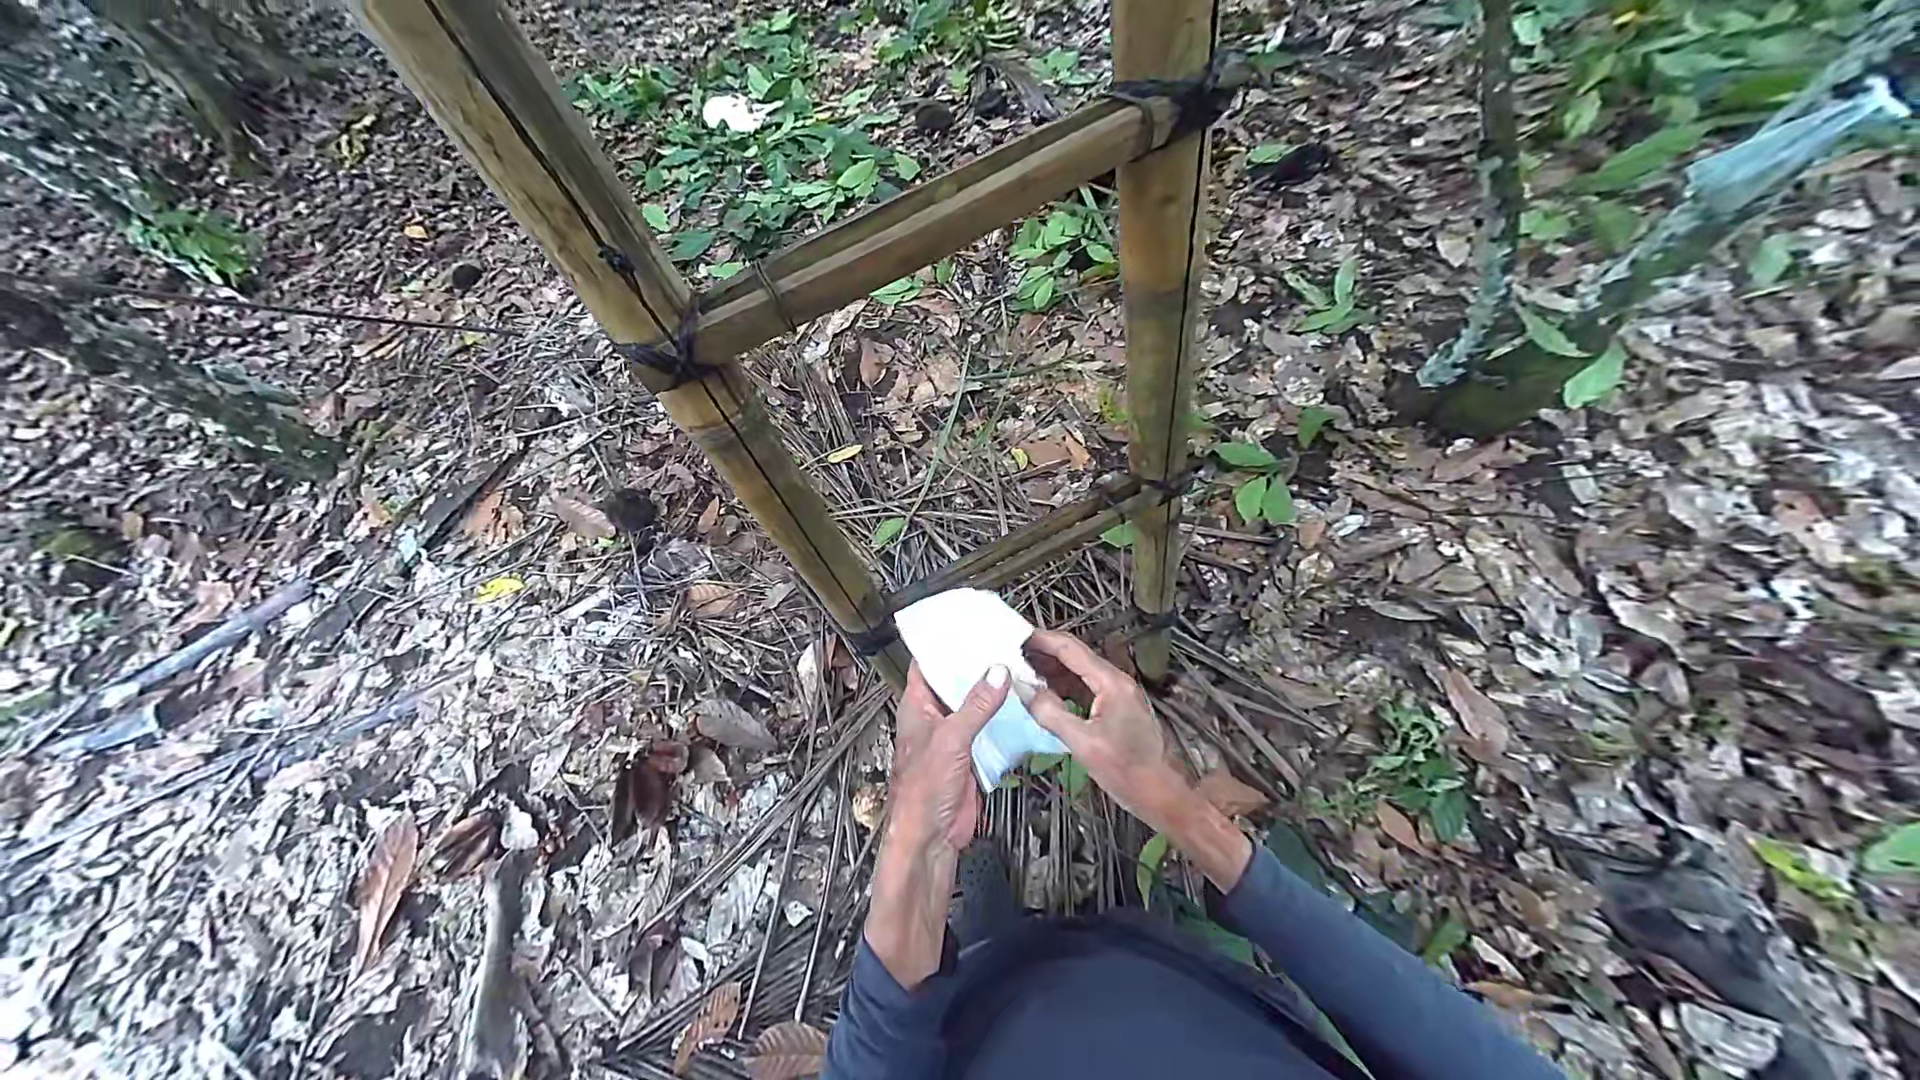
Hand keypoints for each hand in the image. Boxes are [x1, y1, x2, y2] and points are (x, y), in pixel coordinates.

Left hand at [865, 662, 1008, 987]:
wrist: (930, 838)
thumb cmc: (922, 792)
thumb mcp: (950, 740)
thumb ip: (975, 706)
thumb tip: (996, 673)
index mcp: (918, 705)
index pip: (929, 662)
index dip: (946, 643)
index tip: (969, 625)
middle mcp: (935, 714)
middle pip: (957, 679)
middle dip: (979, 664)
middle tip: (1005, 644)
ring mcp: (954, 733)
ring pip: (976, 702)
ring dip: (994, 690)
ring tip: (1019, 668)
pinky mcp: (971, 751)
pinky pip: (989, 725)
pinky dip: (1003, 715)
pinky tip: (1022, 704)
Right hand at [1021, 630, 1251, 890]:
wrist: (1160, 793)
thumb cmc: (1126, 771)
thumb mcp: (1083, 743)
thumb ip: (1051, 713)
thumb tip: (1024, 689)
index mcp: (1111, 683)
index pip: (1071, 649)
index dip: (1042, 640)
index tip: (1018, 637)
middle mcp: (1116, 681)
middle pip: (1075, 656)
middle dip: (1044, 652)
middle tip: (1014, 653)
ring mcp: (1117, 694)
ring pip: (1079, 671)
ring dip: (1052, 669)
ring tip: (1023, 670)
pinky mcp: (1115, 707)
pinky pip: (1084, 687)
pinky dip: (1063, 685)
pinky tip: (1045, 692)